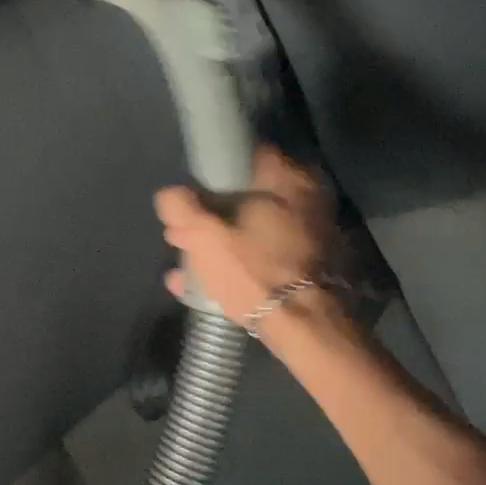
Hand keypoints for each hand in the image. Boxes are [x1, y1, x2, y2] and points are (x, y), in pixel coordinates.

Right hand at [155, 146, 347, 326]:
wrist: (306, 330)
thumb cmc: (256, 272)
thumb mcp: (204, 237)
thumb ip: (180, 209)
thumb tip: (169, 195)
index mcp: (290, 180)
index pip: (249, 155)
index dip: (214, 171)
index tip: (192, 192)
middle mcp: (310, 201)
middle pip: (250, 197)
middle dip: (214, 215)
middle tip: (185, 234)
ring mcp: (316, 237)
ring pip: (257, 231)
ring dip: (225, 244)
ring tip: (191, 266)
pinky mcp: (314, 270)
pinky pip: (268, 259)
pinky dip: (241, 267)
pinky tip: (210, 288)